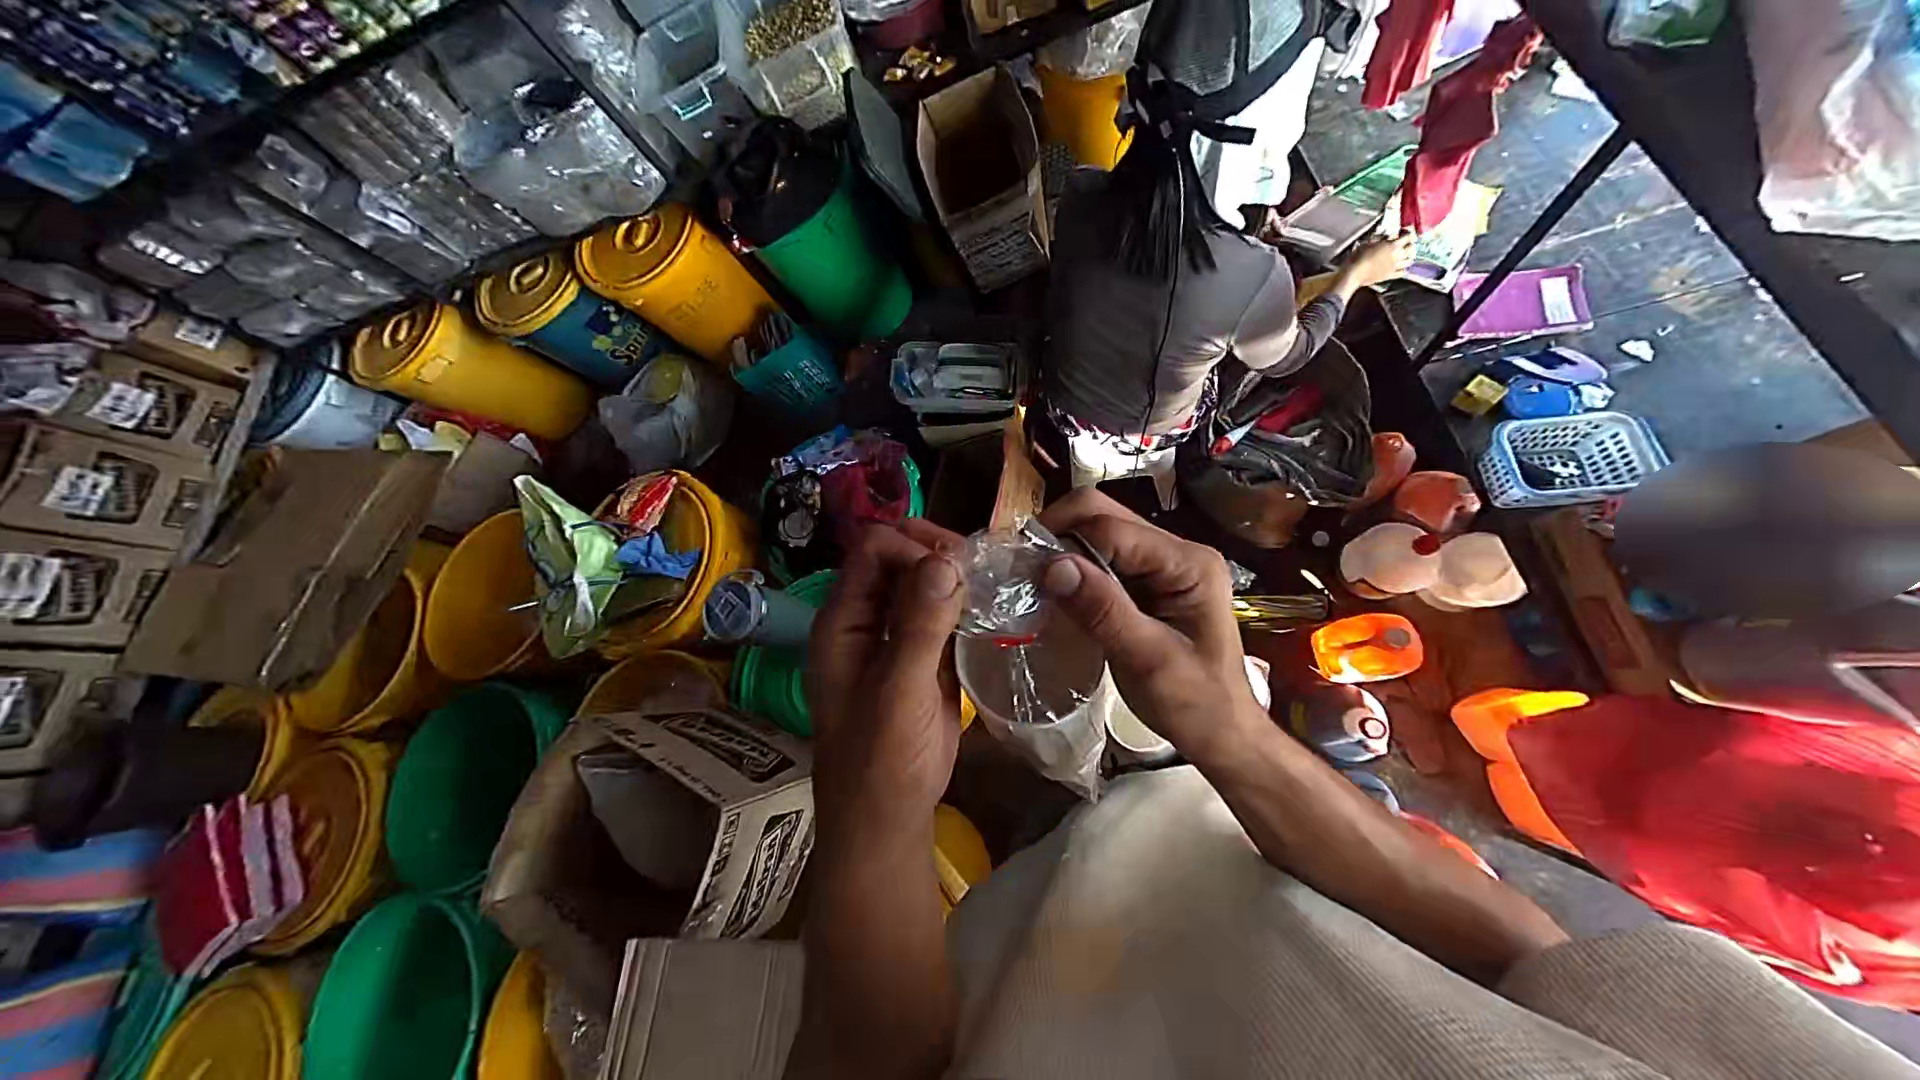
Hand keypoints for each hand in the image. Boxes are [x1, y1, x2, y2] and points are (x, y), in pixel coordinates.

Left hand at [808, 520, 967, 821]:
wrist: (888, 817)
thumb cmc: (881, 759)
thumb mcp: (899, 692)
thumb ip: (921, 626)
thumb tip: (946, 561)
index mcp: (843, 620)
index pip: (873, 550)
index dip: (912, 547)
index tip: (956, 566)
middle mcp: (867, 620)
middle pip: (900, 560)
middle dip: (939, 556)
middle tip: (983, 569)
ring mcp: (896, 638)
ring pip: (926, 586)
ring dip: (958, 580)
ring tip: (996, 583)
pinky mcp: (924, 657)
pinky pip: (945, 616)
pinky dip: (968, 608)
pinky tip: (995, 609)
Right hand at [1037, 490, 1263, 760]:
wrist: (1221, 734)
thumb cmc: (1195, 704)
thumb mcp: (1148, 661)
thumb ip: (1104, 610)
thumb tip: (1053, 566)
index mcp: (1189, 563)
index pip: (1114, 529)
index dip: (1066, 541)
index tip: (1026, 570)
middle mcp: (1177, 552)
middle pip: (1105, 516)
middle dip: (1059, 534)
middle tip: (1024, 570)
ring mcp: (1162, 564)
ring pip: (1098, 532)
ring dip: (1063, 550)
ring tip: (1034, 581)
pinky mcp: (1146, 582)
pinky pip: (1101, 557)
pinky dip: (1073, 569)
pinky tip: (1055, 592)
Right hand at [1339, 229, 1417, 288]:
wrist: (1354, 274)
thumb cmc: (1359, 256)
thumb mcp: (1369, 242)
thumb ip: (1381, 238)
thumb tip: (1388, 236)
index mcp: (1393, 245)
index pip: (1409, 236)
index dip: (1408, 233)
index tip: (1403, 232)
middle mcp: (1398, 255)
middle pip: (1412, 248)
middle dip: (1410, 244)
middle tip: (1405, 243)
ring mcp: (1395, 266)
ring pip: (1410, 260)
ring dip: (1409, 256)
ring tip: (1405, 255)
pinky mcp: (1390, 275)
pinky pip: (1403, 272)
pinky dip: (1404, 269)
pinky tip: (1400, 267)